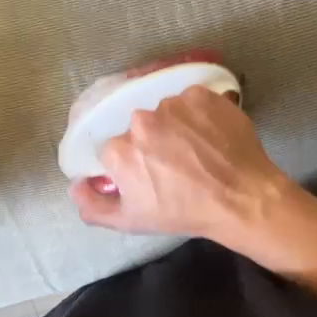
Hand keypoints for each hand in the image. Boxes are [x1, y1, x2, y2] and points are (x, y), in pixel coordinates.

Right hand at [71, 85, 299, 249]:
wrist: (241, 199)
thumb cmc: (184, 213)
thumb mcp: (131, 221)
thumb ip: (94, 205)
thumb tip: (75, 187)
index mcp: (119, 150)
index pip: (115, 150)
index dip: (133, 165)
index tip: (151, 177)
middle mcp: (141, 120)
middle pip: (139, 128)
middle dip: (153, 144)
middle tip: (176, 165)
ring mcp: (173, 104)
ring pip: (166, 112)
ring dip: (176, 127)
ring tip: (197, 152)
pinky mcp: (202, 95)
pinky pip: (191, 101)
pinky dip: (198, 115)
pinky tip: (210, 136)